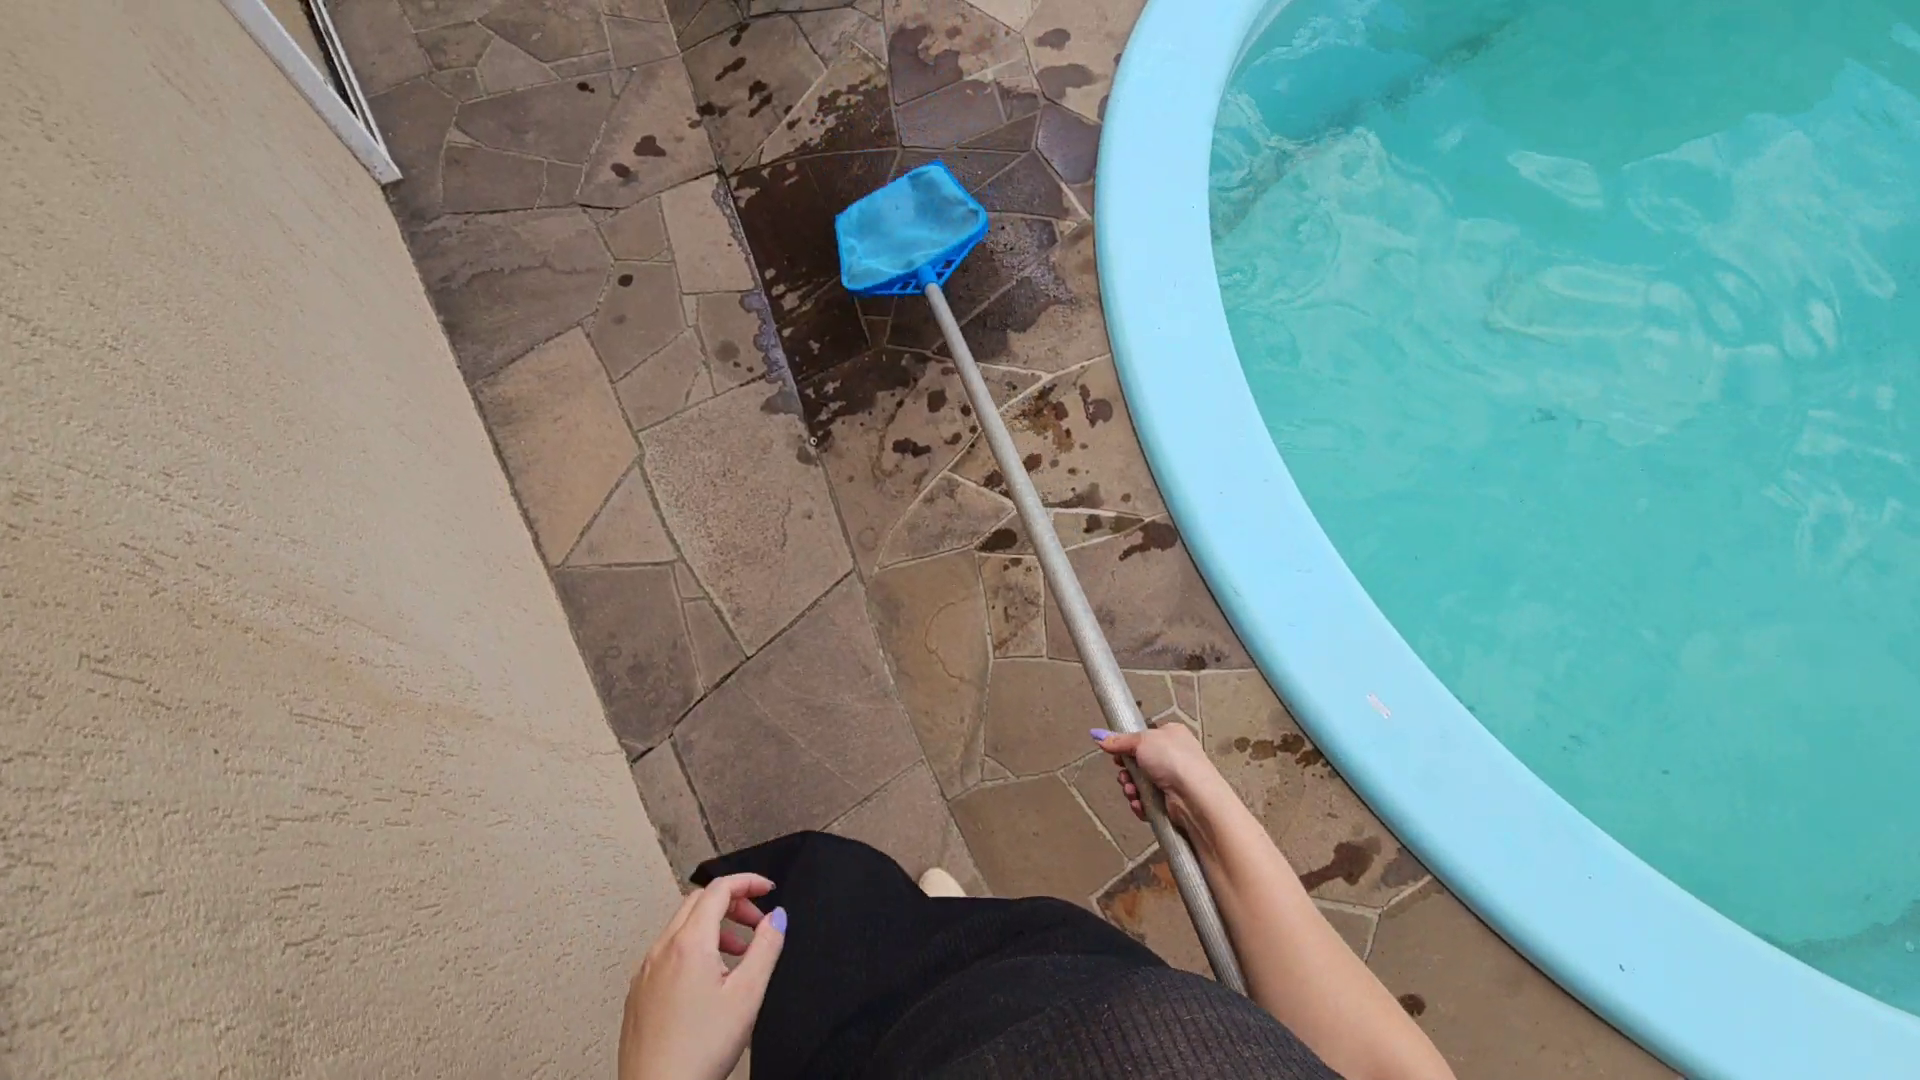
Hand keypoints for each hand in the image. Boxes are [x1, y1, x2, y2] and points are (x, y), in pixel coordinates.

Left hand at [618, 873, 785, 1079]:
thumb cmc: (699, 1052)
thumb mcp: (748, 995)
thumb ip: (767, 947)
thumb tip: (777, 917)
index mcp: (689, 943)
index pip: (719, 888)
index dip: (748, 882)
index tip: (767, 889)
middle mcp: (662, 950)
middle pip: (698, 902)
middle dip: (732, 902)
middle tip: (756, 921)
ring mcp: (646, 971)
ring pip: (681, 927)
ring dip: (713, 927)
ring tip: (737, 953)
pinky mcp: (638, 993)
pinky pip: (667, 952)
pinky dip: (692, 948)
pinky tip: (708, 981)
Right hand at [1091, 722, 1227, 833]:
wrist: (1194, 796)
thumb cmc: (1171, 759)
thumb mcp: (1141, 741)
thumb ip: (1119, 741)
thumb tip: (1097, 735)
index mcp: (1171, 735)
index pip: (1144, 739)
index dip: (1127, 747)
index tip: (1117, 755)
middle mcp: (1174, 757)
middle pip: (1138, 763)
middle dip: (1127, 772)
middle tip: (1124, 775)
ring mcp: (1173, 781)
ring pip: (1140, 784)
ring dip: (1131, 788)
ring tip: (1132, 791)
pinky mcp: (1171, 803)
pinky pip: (1147, 802)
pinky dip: (1140, 804)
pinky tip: (1139, 803)